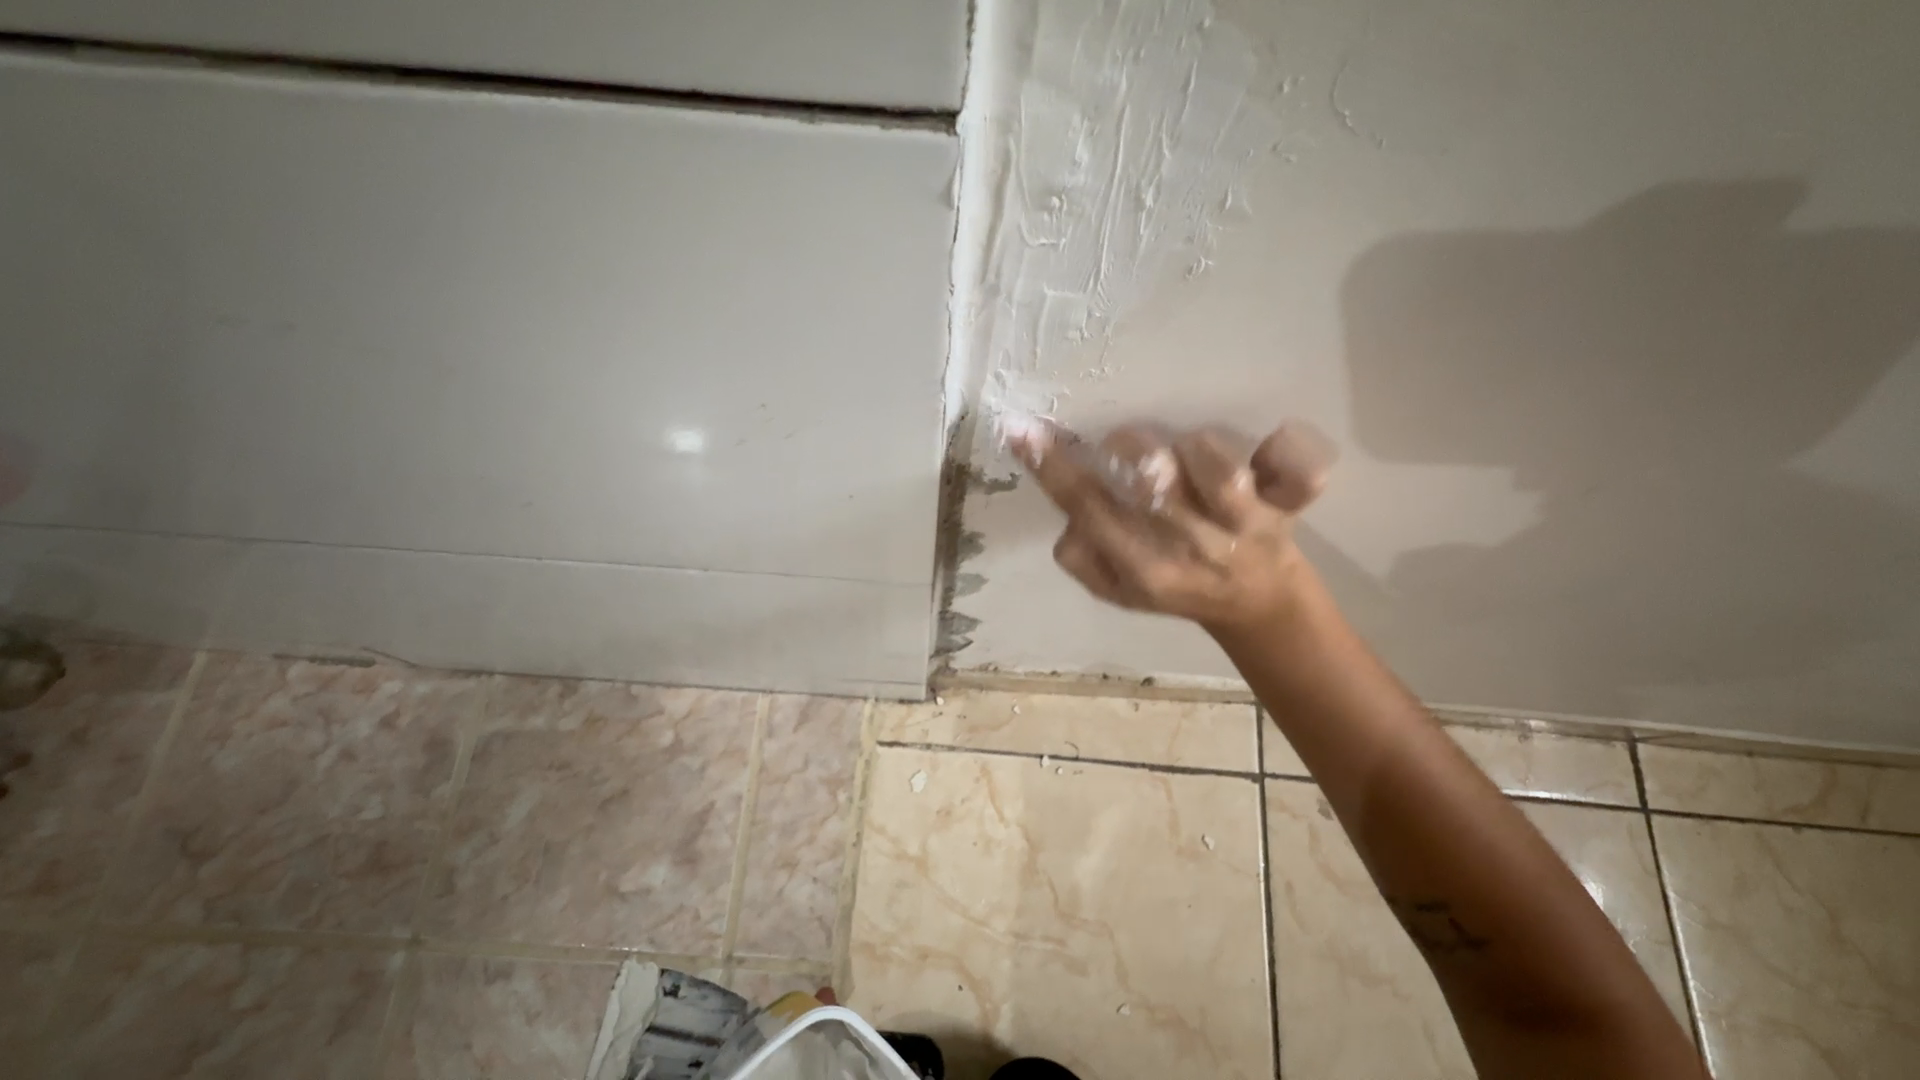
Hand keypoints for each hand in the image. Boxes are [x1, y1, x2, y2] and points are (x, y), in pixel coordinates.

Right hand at [1003, 417, 1332, 633]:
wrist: (1257, 605)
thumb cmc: (1176, 586)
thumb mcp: (1117, 591)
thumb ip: (1082, 558)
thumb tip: (1067, 517)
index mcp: (1145, 568)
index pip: (1089, 508)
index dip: (1054, 468)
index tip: (1024, 430)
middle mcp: (1193, 545)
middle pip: (1153, 480)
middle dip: (1130, 450)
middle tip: (1123, 448)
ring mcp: (1245, 526)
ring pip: (1218, 465)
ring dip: (1197, 447)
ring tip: (1191, 454)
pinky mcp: (1287, 507)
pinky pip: (1296, 472)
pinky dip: (1289, 452)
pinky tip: (1277, 446)